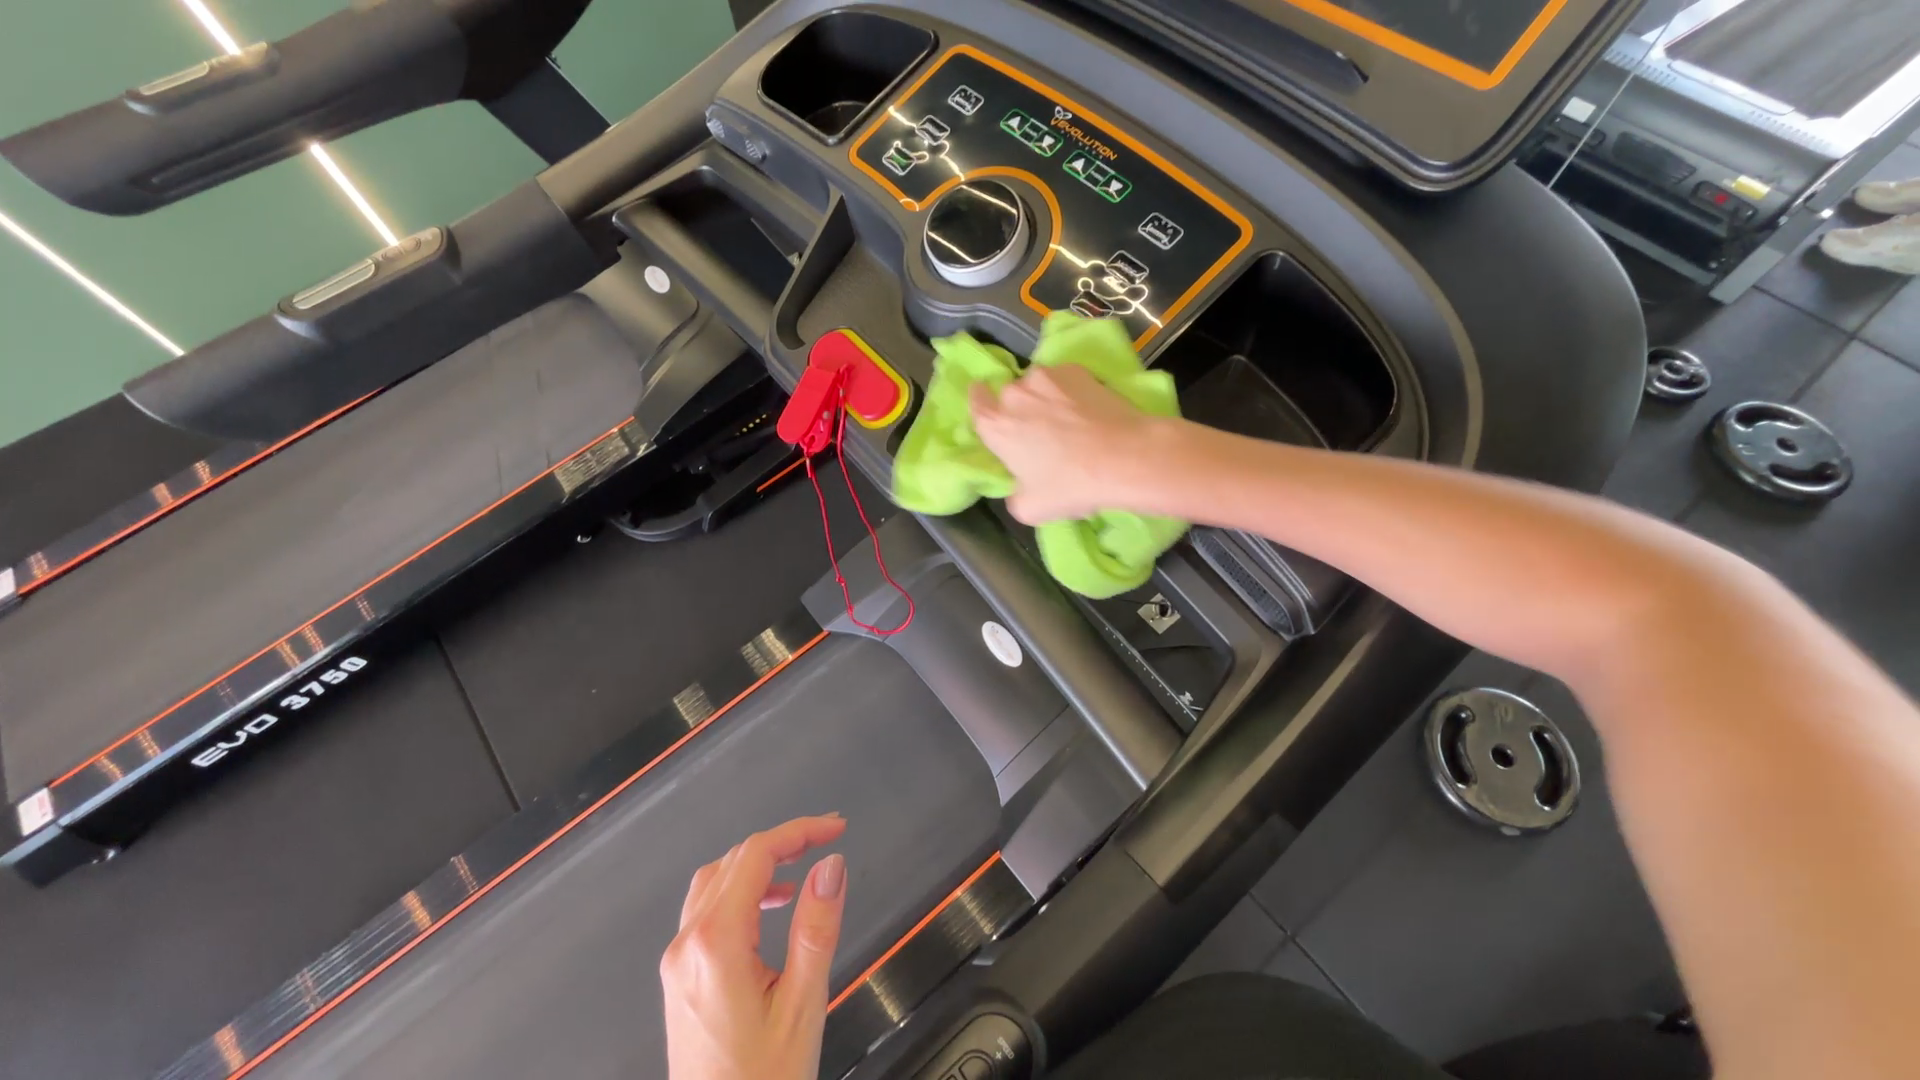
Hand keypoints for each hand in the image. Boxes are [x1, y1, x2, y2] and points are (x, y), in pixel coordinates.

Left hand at [662, 816, 848, 1079]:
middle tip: (826, 838)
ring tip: (801, 869)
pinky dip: (739, 891)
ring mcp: (678, 960)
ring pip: (714, 881)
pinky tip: (768, 908)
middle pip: (733, 861)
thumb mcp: (802, 1005)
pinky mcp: (680, 976)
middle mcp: (687, 944)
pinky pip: (705, 910)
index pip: (756, 856)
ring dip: (758, 864)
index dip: (799, 831)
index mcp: (716, 944)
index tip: (835, 827)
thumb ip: (816, 928)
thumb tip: (830, 866)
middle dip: (782, 841)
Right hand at [971, 365, 1164, 522]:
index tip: (998, 417)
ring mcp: (1047, 377)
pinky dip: (1071, 392)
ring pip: (1038, 385)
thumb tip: (1021, 486)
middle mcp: (1015, 393)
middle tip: (1040, 433)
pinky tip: (1088, 412)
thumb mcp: (1030, 509)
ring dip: (1045, 398)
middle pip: (1009, 395)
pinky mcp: (1077, 370)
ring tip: (1069, 422)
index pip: (976, 401)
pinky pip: (1064, 380)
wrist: (1124, 457)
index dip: (984, 406)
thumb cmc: (1071, 485)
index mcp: (996, 424)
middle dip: (1020, 409)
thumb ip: (1014, 494)